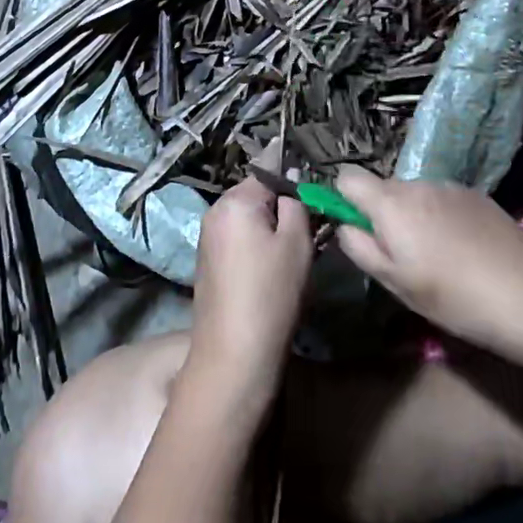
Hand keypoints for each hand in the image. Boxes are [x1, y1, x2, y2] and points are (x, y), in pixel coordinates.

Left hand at [190, 164, 312, 392]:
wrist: (234, 350)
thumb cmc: (272, 292)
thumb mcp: (297, 242)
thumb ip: (296, 203)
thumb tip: (292, 181)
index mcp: (235, 200)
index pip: (268, 171)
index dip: (293, 179)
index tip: (314, 194)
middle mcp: (214, 211)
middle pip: (255, 193)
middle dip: (281, 205)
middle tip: (310, 229)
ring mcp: (207, 235)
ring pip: (247, 216)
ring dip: (269, 225)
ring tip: (293, 252)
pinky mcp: (207, 258)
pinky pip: (237, 236)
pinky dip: (255, 242)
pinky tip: (271, 267)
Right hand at [334, 167, 522, 346]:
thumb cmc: (453, 297)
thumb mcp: (393, 282)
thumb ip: (358, 246)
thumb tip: (345, 226)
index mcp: (390, 203)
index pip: (347, 178)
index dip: (343, 199)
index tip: (355, 229)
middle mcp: (418, 184)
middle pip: (382, 188)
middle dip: (381, 214)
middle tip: (399, 255)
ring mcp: (450, 187)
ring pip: (413, 195)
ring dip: (412, 216)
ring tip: (435, 257)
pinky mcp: (478, 196)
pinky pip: (441, 200)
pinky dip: (439, 218)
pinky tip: (462, 251)